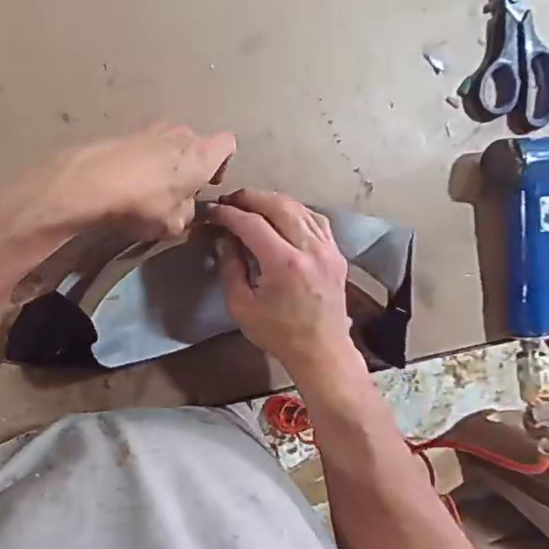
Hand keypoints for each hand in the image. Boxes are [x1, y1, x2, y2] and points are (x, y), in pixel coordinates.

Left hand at [42, 124, 236, 238]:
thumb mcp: (173, 224)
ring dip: (166, 162)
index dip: (223, 163)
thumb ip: (187, 214)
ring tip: (149, 188)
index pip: (228, 144)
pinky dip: (142, 160)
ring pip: (170, 144)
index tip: (209, 183)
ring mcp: (152, 129)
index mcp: (202, 154)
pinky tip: (128, 182)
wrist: (92, 182)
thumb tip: (184, 208)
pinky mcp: (126, 133)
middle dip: (190, 166)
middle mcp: (182, 134)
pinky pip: (145, 146)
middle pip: (196, 144)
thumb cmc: (143, 204)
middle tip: (177, 192)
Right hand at [207, 189, 357, 379]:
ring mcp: (328, 249)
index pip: (252, 223)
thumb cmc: (278, 333)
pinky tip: (282, 215)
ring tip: (252, 204)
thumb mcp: (241, 306)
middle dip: (250, 198)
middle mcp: (310, 249)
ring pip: (299, 208)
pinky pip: (316, 220)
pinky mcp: (336, 253)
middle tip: (230, 200)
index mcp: (284, 263)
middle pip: (278, 205)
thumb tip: (226, 240)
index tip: (212, 211)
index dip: (229, 213)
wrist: (322, 351)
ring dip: (273, 201)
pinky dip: (296, 211)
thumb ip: (231, 268)